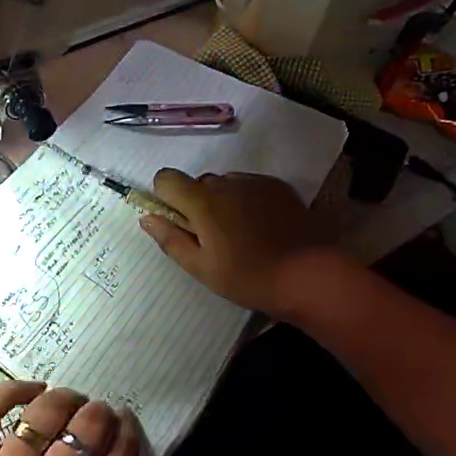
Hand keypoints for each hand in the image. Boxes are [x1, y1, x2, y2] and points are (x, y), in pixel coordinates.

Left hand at [0, 381, 138, 455]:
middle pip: (87, 429)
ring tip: (70, 400)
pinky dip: (10, 390)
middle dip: (101, 413)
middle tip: (98, 414)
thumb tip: (110, 453)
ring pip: (45, 412)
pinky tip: (32, 388)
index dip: (128, 434)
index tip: (127, 423)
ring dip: (67, 398)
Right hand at [139, 168, 333, 317]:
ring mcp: (254, 181)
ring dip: (223, 202)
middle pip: (197, 183)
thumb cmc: (248, 277)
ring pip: (225, 184)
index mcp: (202, 200)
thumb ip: (170, 239)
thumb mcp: (201, 267)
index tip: (179, 223)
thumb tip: (147, 217)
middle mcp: (226, 182)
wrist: (308, 273)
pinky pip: (249, 186)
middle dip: (197, 204)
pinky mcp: (277, 186)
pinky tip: (262, 228)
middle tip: (212, 239)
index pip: (166, 178)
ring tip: (241, 236)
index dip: (165, 198)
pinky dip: (247, 201)